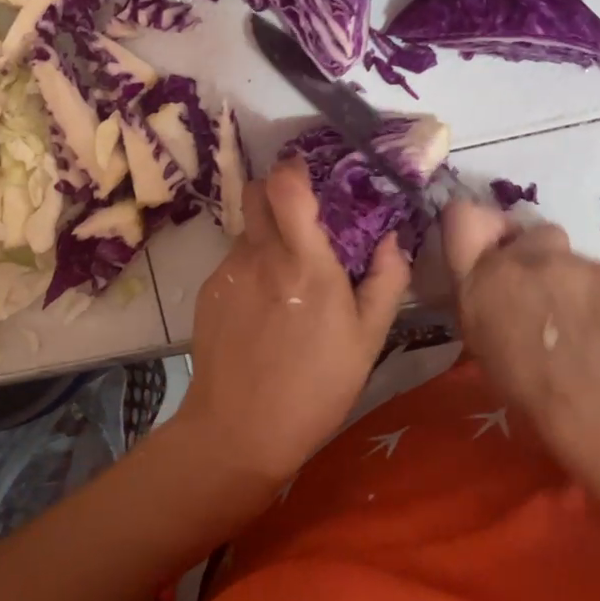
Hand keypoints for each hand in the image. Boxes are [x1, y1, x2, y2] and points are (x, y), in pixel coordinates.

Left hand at [175, 158, 410, 483]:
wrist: (240, 430)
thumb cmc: (316, 387)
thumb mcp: (368, 340)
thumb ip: (386, 280)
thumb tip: (392, 238)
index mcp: (305, 262)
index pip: (285, 185)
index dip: (294, 170)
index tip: (310, 175)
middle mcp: (260, 255)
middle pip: (255, 192)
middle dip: (276, 194)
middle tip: (300, 220)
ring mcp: (228, 271)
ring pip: (246, 229)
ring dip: (266, 236)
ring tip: (284, 280)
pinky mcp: (208, 290)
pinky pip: (233, 260)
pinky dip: (250, 268)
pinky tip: (262, 308)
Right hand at [443, 199, 599, 507]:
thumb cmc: (547, 410)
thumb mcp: (493, 361)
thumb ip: (492, 313)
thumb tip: (505, 310)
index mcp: (477, 288)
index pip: (461, 217)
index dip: (478, 227)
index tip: (491, 249)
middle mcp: (519, 264)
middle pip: (523, 234)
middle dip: (532, 257)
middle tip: (545, 298)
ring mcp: (571, 265)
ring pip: (566, 255)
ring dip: (569, 279)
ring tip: (586, 327)